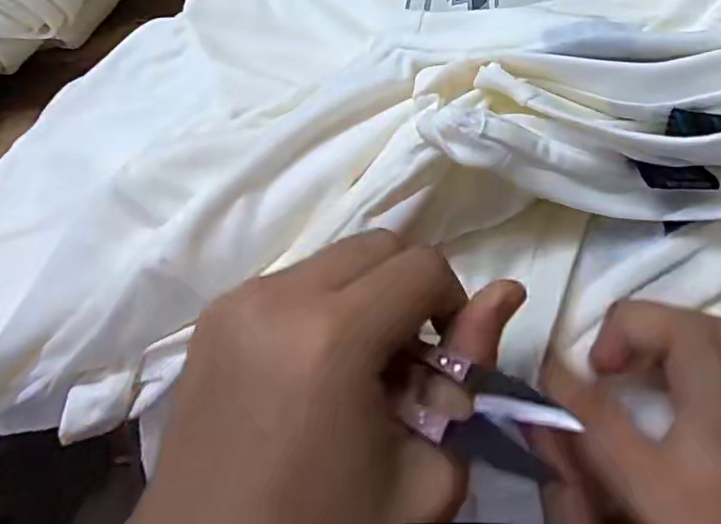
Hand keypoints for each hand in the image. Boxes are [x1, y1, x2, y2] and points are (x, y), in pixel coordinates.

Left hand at [131, 231, 525, 523]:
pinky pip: (292, 279)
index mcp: (330, 335)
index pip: (422, 265)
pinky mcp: (214, 312)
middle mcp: (277, 295)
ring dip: (365, 296)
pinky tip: (314, 371)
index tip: (446, 360)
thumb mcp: (424, 475)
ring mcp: (237, 299)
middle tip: (408, 363)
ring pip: (335, 258)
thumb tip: (506, 292)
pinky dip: (322, 305)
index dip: (451, 303)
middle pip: (377, 246)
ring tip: (359, 370)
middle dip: (409, 290)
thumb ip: (470, 372)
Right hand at [536, 302, 720, 523]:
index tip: (551, 376)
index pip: (607, 413)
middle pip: (697, 341)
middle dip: (643, 326)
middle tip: (610, 360)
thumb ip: (568, 467)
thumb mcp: (610, 521)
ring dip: (703, 332)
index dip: (564, 383)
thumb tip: (542, 406)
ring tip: (663, 352)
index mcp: (687, 485)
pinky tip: (720, 371)